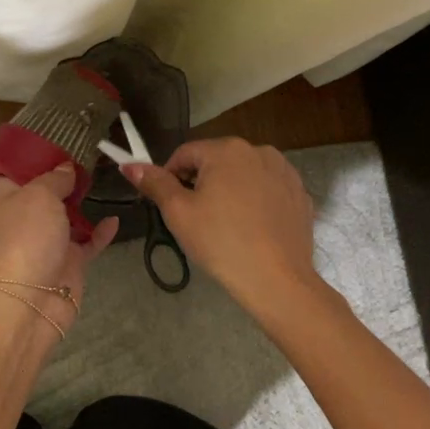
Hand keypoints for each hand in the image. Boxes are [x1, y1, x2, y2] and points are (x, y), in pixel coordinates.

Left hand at [0, 164, 118, 331]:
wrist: (32, 298)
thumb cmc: (26, 236)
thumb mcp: (39, 194)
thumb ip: (56, 177)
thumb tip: (66, 168)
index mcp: (3, 194)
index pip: (10, 166)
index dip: (27, 152)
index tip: (52, 135)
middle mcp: (22, 214)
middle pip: (42, 188)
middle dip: (61, 172)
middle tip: (88, 149)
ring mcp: (46, 238)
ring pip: (66, 214)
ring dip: (82, 200)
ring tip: (105, 174)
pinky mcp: (68, 260)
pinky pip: (88, 241)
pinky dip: (101, 231)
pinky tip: (115, 218)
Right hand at [122, 138, 326, 312]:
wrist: (276, 278)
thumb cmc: (220, 241)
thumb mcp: (178, 212)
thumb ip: (155, 183)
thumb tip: (130, 165)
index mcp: (226, 150)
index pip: (184, 154)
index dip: (169, 176)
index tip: (167, 204)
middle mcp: (259, 151)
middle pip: (216, 161)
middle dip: (200, 183)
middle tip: (194, 218)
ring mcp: (284, 171)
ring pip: (243, 175)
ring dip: (228, 190)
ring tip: (224, 224)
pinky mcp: (300, 194)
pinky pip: (266, 190)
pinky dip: (254, 202)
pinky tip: (250, 228)